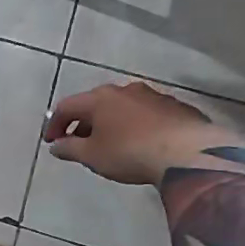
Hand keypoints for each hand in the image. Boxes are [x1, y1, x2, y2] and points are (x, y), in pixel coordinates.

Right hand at [43, 82, 244, 185]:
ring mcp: (156, 97)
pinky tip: (139, 143)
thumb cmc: (129, 152)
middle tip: (80, 142)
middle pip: (95, 104)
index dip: (54, 125)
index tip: (52, 143)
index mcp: (99, 98)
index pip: (65, 107)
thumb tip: (58, 146)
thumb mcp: (89, 155)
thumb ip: (68, 148)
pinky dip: (136, 125)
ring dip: (112, 122)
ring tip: (110, 143)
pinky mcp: (180, 108)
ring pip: (123, 107)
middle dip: (84, 122)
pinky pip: (147, 114)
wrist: (192, 154)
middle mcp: (126, 91)